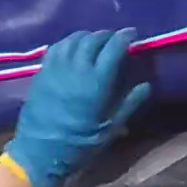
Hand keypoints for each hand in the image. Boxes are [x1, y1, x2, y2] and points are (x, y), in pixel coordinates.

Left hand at [2, 29, 151, 186]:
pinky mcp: (42, 70)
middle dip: (106, 35)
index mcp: (97, 82)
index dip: (125, 37)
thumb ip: (129, 103)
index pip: (113, 47)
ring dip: (87, 36)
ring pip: (74, 39)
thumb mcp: (111, 128)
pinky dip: (68, 42)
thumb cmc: (80, 143)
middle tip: (115, 39)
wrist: (40, 152)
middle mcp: (77, 68)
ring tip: (95, 41)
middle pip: (93, 39)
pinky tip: (73, 46)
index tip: (132, 34)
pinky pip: (57, 47)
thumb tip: (146, 85)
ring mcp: (57, 67)